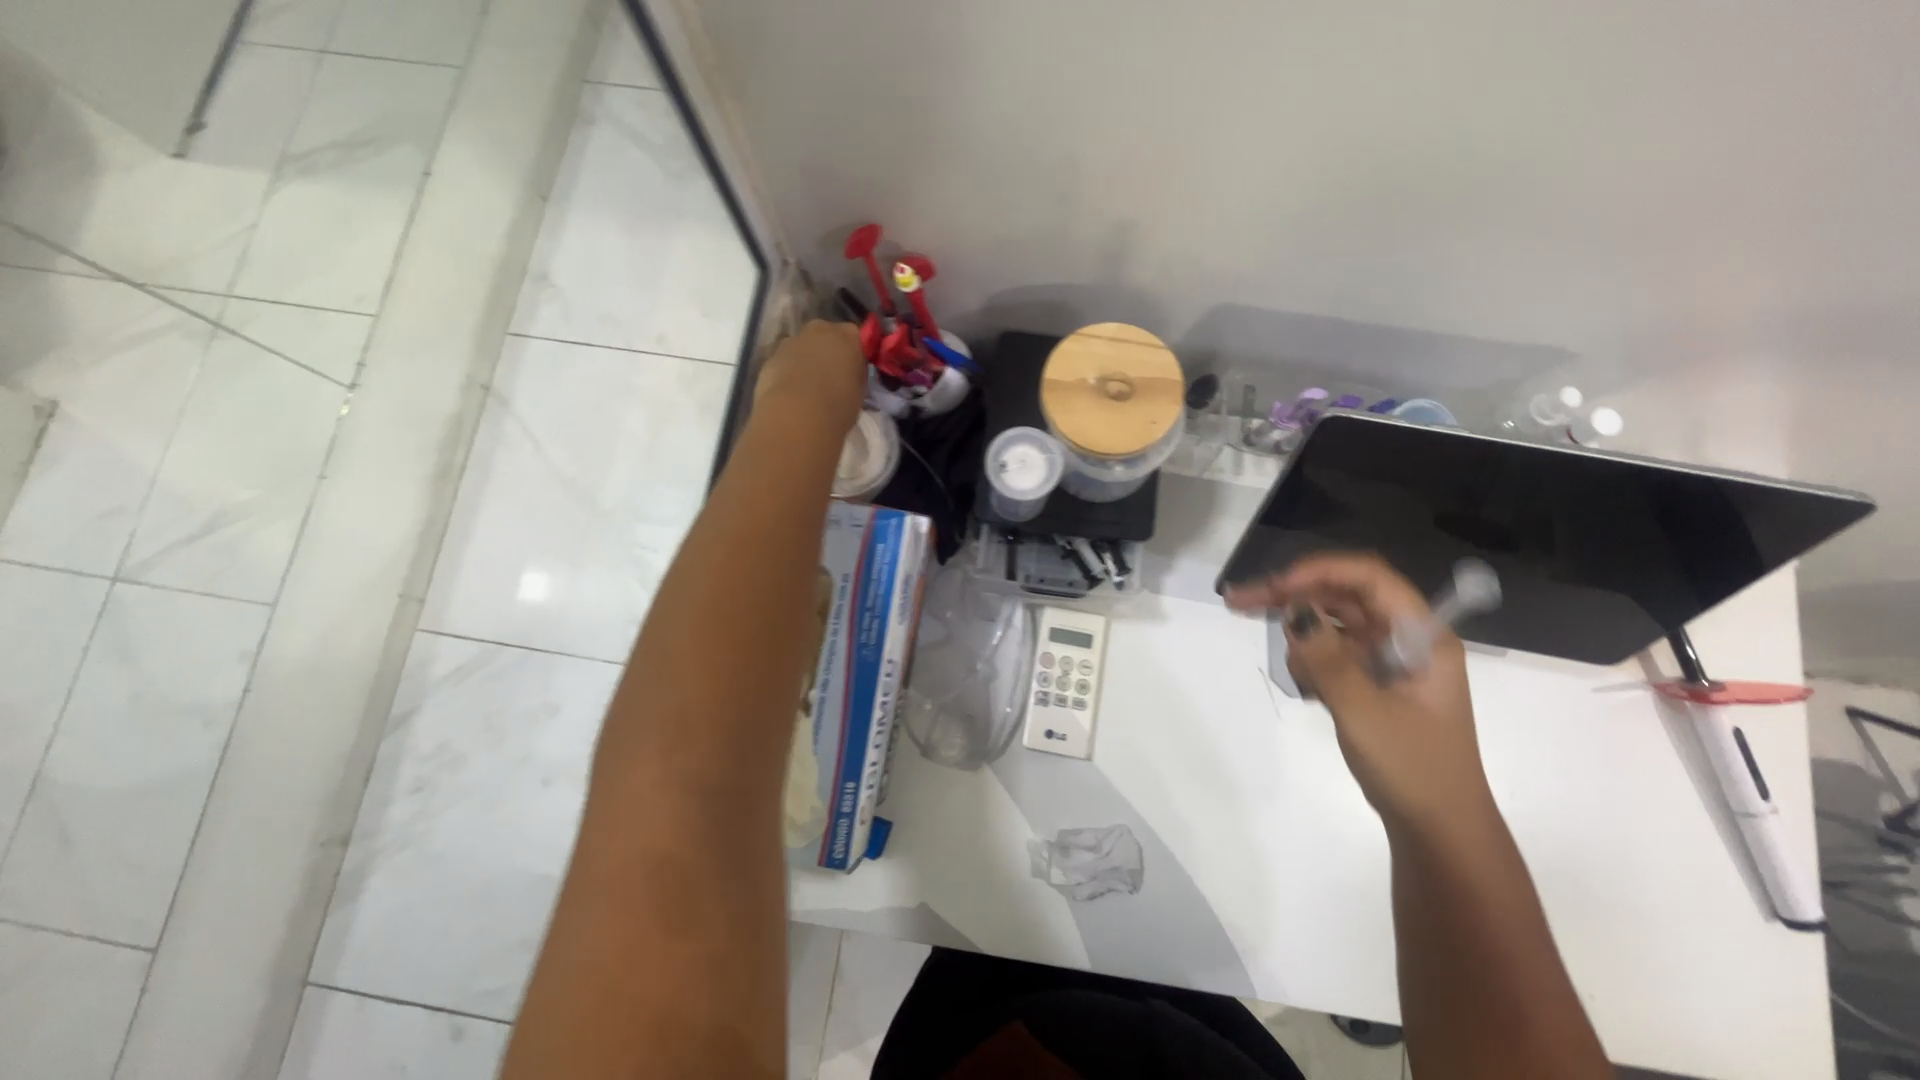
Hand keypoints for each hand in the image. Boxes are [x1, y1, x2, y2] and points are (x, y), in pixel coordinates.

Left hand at [754, 320, 866, 434]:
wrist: (796, 415)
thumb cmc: (837, 405)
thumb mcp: (860, 391)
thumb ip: (854, 374)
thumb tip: (847, 374)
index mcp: (848, 336)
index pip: (855, 338)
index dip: (853, 354)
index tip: (851, 372)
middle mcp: (819, 330)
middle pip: (826, 336)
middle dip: (827, 352)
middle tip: (829, 378)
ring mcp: (792, 340)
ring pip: (802, 347)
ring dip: (805, 360)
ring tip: (807, 389)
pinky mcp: (770, 356)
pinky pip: (784, 361)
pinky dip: (787, 372)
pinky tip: (789, 394)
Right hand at [1227, 553, 1493, 830]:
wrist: (1439, 829)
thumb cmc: (1412, 767)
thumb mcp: (1362, 710)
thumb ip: (1326, 657)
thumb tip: (1293, 610)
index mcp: (1422, 633)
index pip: (1368, 578)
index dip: (1319, 572)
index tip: (1274, 588)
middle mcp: (1408, 637)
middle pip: (1344, 596)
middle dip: (1295, 596)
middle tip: (1239, 602)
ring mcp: (1391, 661)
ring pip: (1335, 624)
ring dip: (1306, 638)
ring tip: (1302, 682)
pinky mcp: (1376, 683)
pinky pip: (1335, 654)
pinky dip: (1314, 663)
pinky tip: (1309, 691)